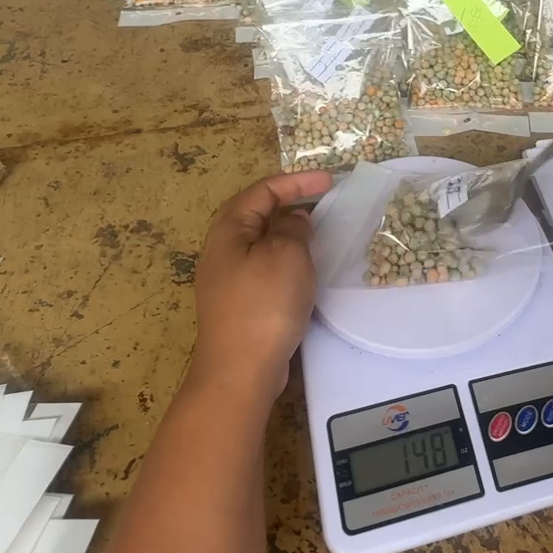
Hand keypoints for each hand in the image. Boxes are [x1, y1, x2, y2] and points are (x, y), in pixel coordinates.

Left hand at [189, 170, 332, 400]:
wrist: (240, 371)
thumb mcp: (285, 254)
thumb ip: (292, 227)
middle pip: (257, 213)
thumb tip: (293, 220)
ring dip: (290, 231)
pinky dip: (287, 257)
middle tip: (323, 201)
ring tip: (318, 231)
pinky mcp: (240, 303)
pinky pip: (266, 266)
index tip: (330, 180)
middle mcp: (222, 250)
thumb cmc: (263, 304)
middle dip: (290, 202)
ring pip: (262, 241)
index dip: (296, 181)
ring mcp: (229, 279)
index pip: (262, 191)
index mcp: (228, 231)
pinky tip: (304, 269)